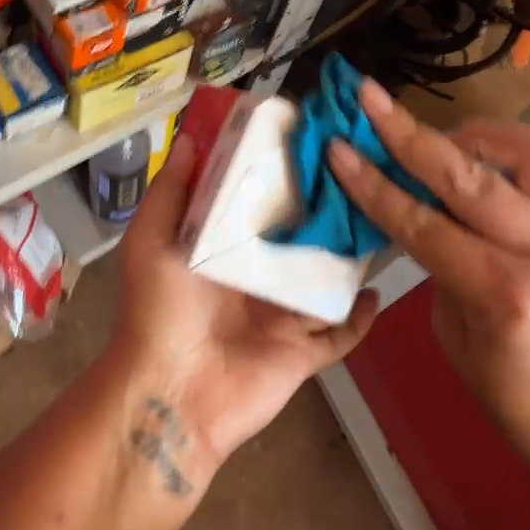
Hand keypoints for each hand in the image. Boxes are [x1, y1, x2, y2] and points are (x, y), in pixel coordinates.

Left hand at [112, 136, 380, 469]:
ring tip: (376, 222)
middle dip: (316, 216)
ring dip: (344, 259)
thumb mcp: (151, 238)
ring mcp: (278, 317)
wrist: (172, 391)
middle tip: (351, 178)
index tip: (299, 144)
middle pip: (292, 243)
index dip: (271, 181)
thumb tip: (188, 138)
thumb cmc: (158, 307)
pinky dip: (360, 316)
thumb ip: (172, 191)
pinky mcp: (301, 352)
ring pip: (321, 282)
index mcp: (215, 252)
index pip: (250, 209)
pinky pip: (339, 333)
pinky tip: (377, 288)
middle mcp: (250, 280)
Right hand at [327, 82, 529, 482]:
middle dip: (408, 134)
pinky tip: (483, 152)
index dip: (372, 184)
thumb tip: (404, 205)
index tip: (337, 148)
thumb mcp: (453, 332)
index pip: (422, 224)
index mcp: (504, 292)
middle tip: (368, 98)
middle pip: (466, 176)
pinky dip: (513, 147)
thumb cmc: (514, 396)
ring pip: (526, 152)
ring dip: (473, 132)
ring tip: (436, 135)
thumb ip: (434, 261)